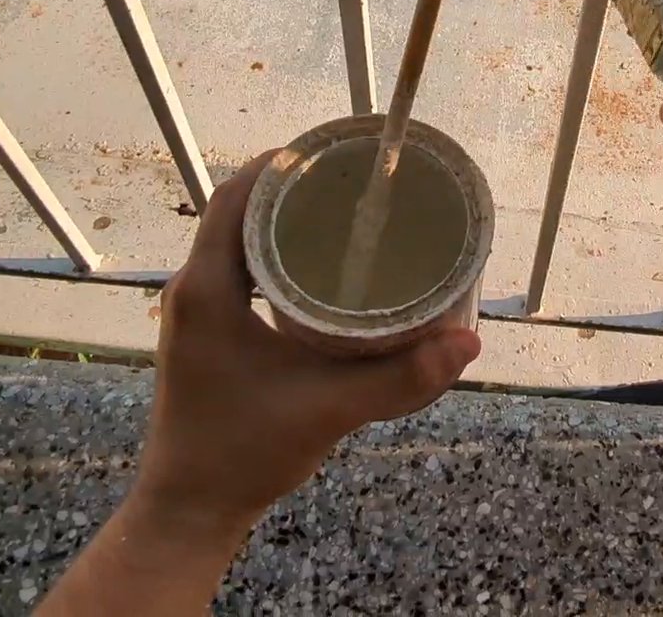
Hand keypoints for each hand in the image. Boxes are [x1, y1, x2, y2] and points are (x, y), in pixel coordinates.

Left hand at [130, 152, 481, 542]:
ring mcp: (197, 309)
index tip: (331, 152)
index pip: (234, 199)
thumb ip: (401, 378)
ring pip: (237, 235)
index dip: (279, 164)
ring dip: (280, 214)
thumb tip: (469, 342)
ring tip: (342, 208)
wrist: (192, 509)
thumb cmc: (247, 453)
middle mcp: (194, 288)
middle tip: (352, 178)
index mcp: (209, 290)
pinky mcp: (207, 327)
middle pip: (238, 208)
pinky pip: (238, 263)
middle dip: (291, 183)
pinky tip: (319, 261)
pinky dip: (274, 246)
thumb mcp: (330, 410)